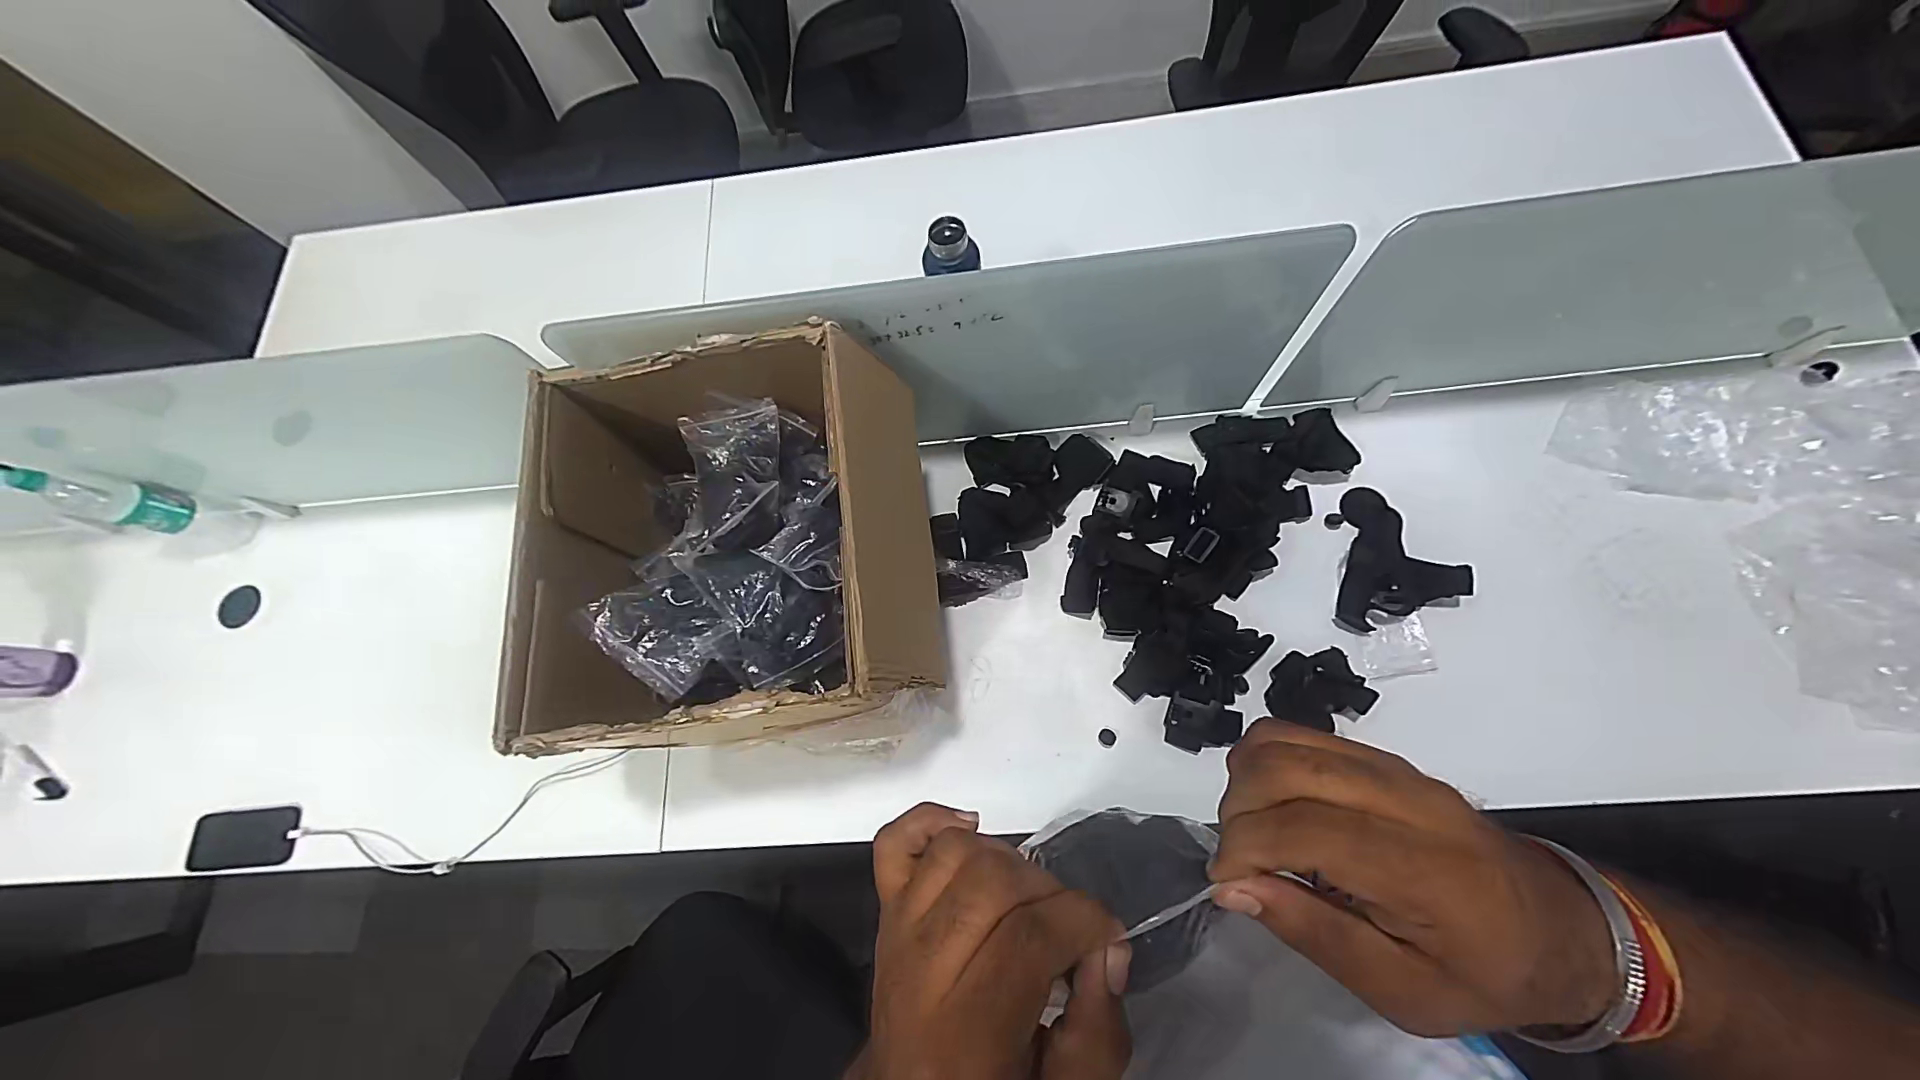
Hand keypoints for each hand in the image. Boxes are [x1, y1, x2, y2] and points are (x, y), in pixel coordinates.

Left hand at [850, 803, 1130, 1079]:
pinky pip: (894, 842)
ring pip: (954, 852)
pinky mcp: (885, 909)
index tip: (1108, 938)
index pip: (1027, 938)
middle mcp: (918, 976)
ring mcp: (895, 933)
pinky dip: (931, 820)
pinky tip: (969, 829)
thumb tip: (1107, 950)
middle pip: (992, 884)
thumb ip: (1098, 1033)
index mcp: (961, 1038)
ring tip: (1029, 899)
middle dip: (1050, 893)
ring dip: (1007, 860)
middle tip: (1069, 928)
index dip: (1085, 922)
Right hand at [1208, 721, 1616, 1036]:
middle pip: (1283, 769)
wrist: (1558, 928)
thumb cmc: (1484, 972)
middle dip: (1236, 811)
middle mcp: (1405, 800)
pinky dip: (1263, 759)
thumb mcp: (1406, 993)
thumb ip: (1315, 935)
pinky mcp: (1380, 754)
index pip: (1303, 828)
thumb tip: (1233, 887)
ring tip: (1253, 829)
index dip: (1245, 848)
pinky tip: (1270, 801)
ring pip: (1281, 739)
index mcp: (1421, 868)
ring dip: (1244, 781)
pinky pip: (1297, 732)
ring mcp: (1391, 767)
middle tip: (1241, 858)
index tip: (1225, 881)